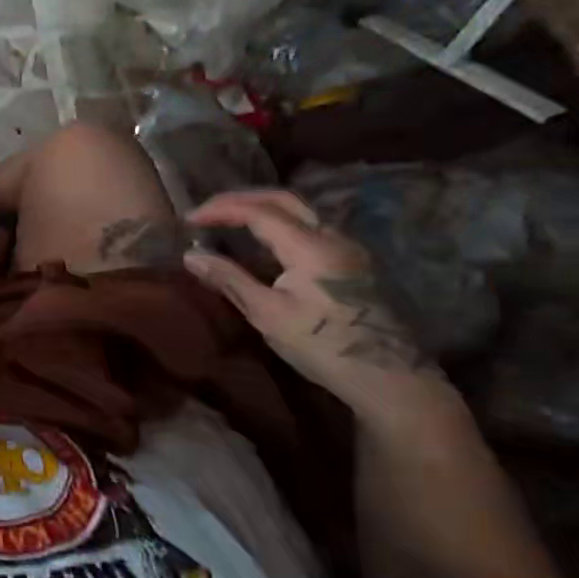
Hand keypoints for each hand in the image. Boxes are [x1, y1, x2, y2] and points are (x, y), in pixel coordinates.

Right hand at [181, 190, 436, 410]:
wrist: (389, 379)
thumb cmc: (323, 345)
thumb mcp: (267, 313)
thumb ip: (229, 278)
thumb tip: (190, 255)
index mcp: (312, 247)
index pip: (259, 211)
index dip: (220, 209)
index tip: (189, 219)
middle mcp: (333, 238)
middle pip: (284, 200)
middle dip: (241, 199)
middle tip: (207, 210)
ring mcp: (347, 250)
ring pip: (300, 211)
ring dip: (260, 208)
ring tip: (228, 220)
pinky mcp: (350, 264)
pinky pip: (309, 227)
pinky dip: (277, 223)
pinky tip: (260, 241)